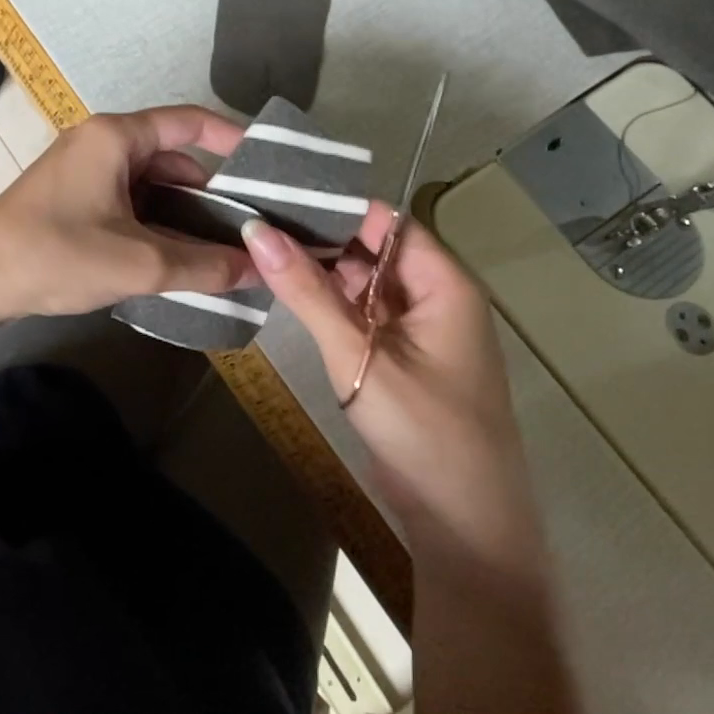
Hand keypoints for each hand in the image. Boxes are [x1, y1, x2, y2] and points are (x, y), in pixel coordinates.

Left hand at [0, 107, 258, 322]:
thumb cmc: (56, 257)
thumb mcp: (139, 264)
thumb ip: (204, 265)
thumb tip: (256, 269)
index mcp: (114, 136)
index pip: (189, 122)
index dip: (235, 139)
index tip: (271, 170)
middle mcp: (97, 142)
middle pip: (171, 157)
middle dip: (210, 194)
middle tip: (250, 230)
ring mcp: (80, 170)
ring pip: (148, 184)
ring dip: (181, 215)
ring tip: (220, 253)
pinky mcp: (68, 198)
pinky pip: (125, 201)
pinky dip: (152, 225)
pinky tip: (173, 260)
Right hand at [241, 205, 544, 570]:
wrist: (462, 519)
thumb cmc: (423, 431)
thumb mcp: (357, 355)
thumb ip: (306, 291)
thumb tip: (255, 230)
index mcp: (444, 284)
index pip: (386, 221)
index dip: (335, 205)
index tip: (275, 194)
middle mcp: (434, 296)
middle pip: (373, 248)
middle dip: (319, 237)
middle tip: (252, 219)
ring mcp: (416, 328)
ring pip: (364, 280)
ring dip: (320, 270)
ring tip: (256, 246)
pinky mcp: (398, 355)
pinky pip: (361, 312)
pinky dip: (328, 302)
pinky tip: (284, 291)